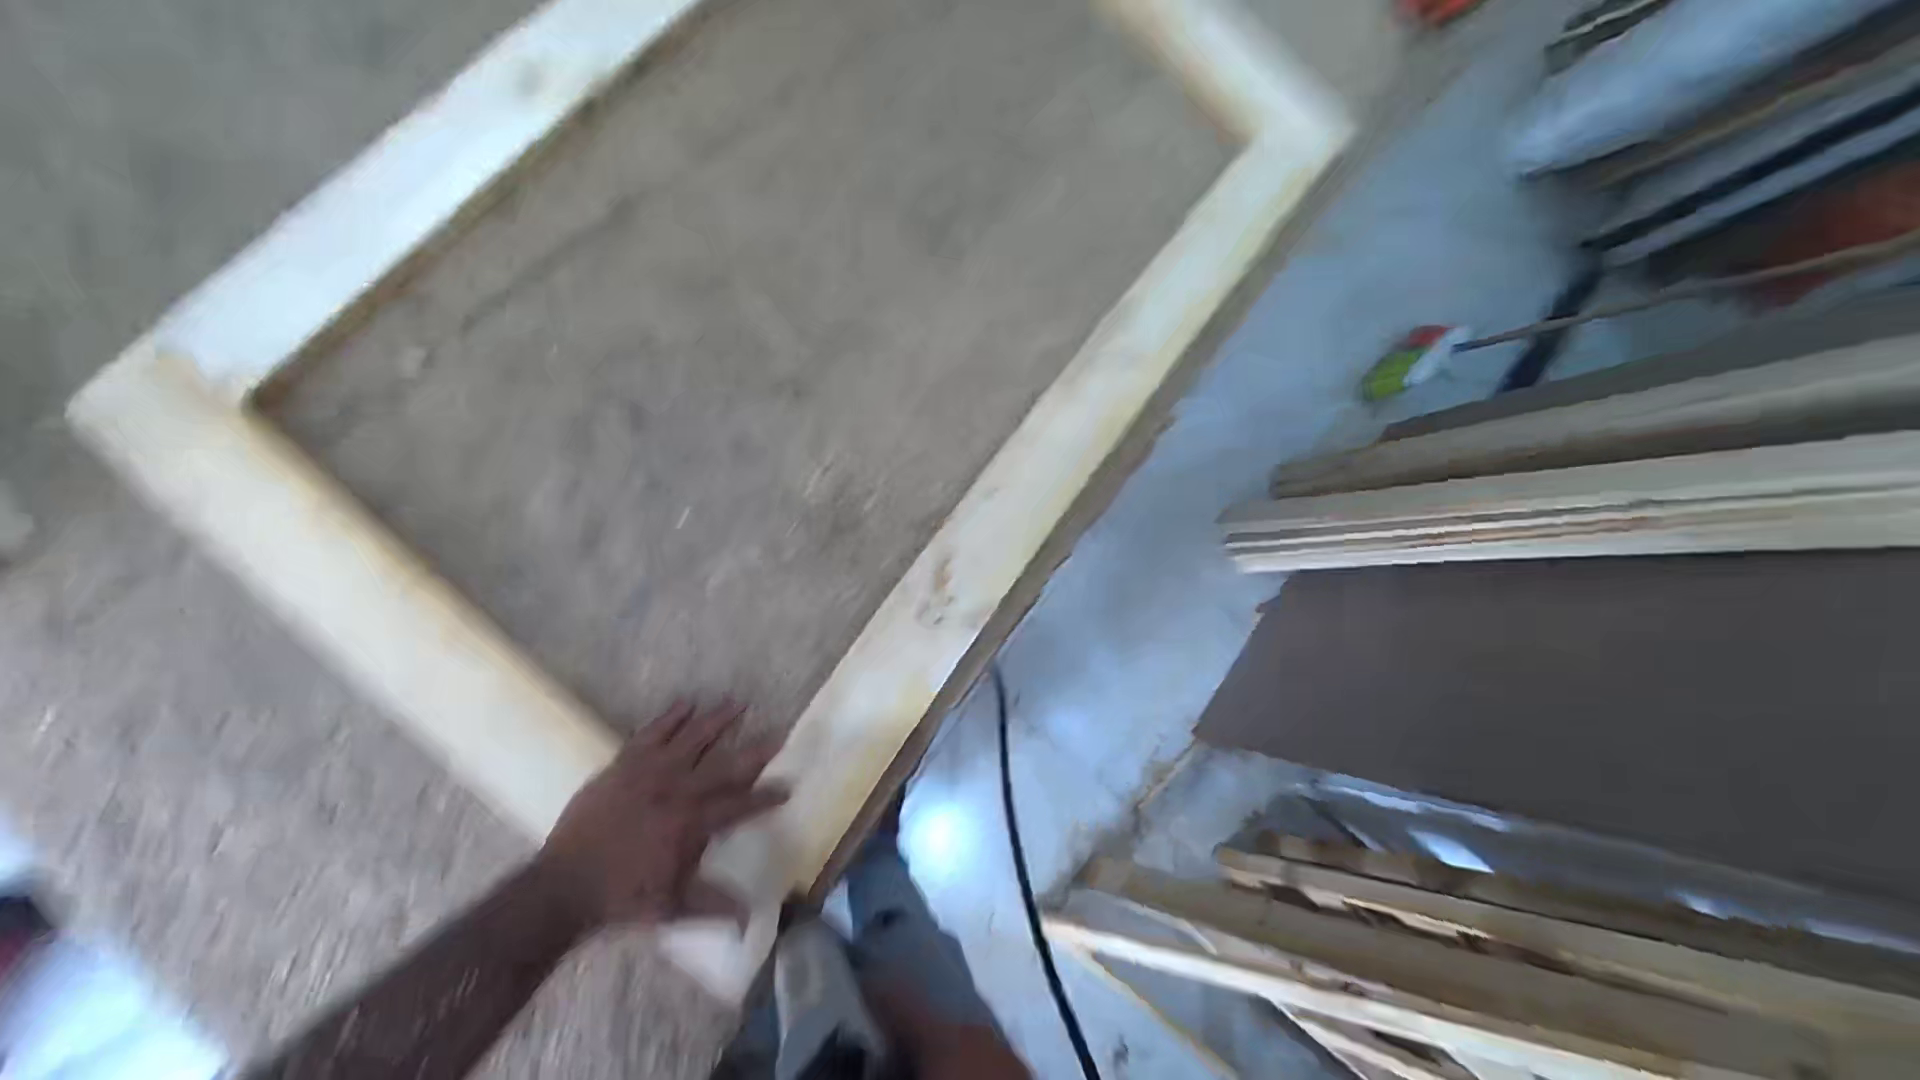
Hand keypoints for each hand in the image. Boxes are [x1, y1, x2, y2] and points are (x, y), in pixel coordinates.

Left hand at [535, 700, 787, 932]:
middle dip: (756, 749)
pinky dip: (670, 717)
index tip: (788, 787)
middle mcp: (678, 790)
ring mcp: (650, 772)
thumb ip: (714, 907)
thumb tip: (749, 921)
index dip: (766, 797)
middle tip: (778, 731)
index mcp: (693, 823)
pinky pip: (652, 733)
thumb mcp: (673, 906)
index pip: (741, 805)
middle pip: (726, 764)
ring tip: (737, 703)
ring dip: (717, 720)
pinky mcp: (624, 764)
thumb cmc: (621, 897)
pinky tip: (685, 703)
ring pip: (692, 738)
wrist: (562, 886)